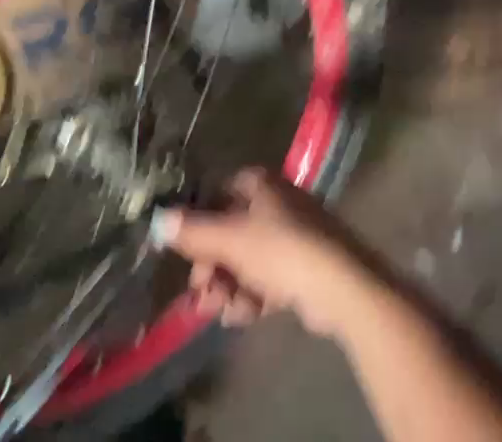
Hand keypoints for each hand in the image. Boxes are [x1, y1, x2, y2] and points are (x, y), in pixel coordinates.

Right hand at [151, 168, 372, 336]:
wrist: (344, 287)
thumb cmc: (282, 250)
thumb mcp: (229, 238)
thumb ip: (192, 231)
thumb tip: (157, 220)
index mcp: (261, 185)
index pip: (217, 196)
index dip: (198, 224)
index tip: (186, 253)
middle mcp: (277, 204)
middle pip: (230, 233)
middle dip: (212, 267)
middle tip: (201, 293)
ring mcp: (295, 238)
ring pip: (247, 261)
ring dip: (228, 287)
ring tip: (220, 311)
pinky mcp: (306, 270)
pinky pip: (268, 280)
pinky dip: (252, 297)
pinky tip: (242, 316)